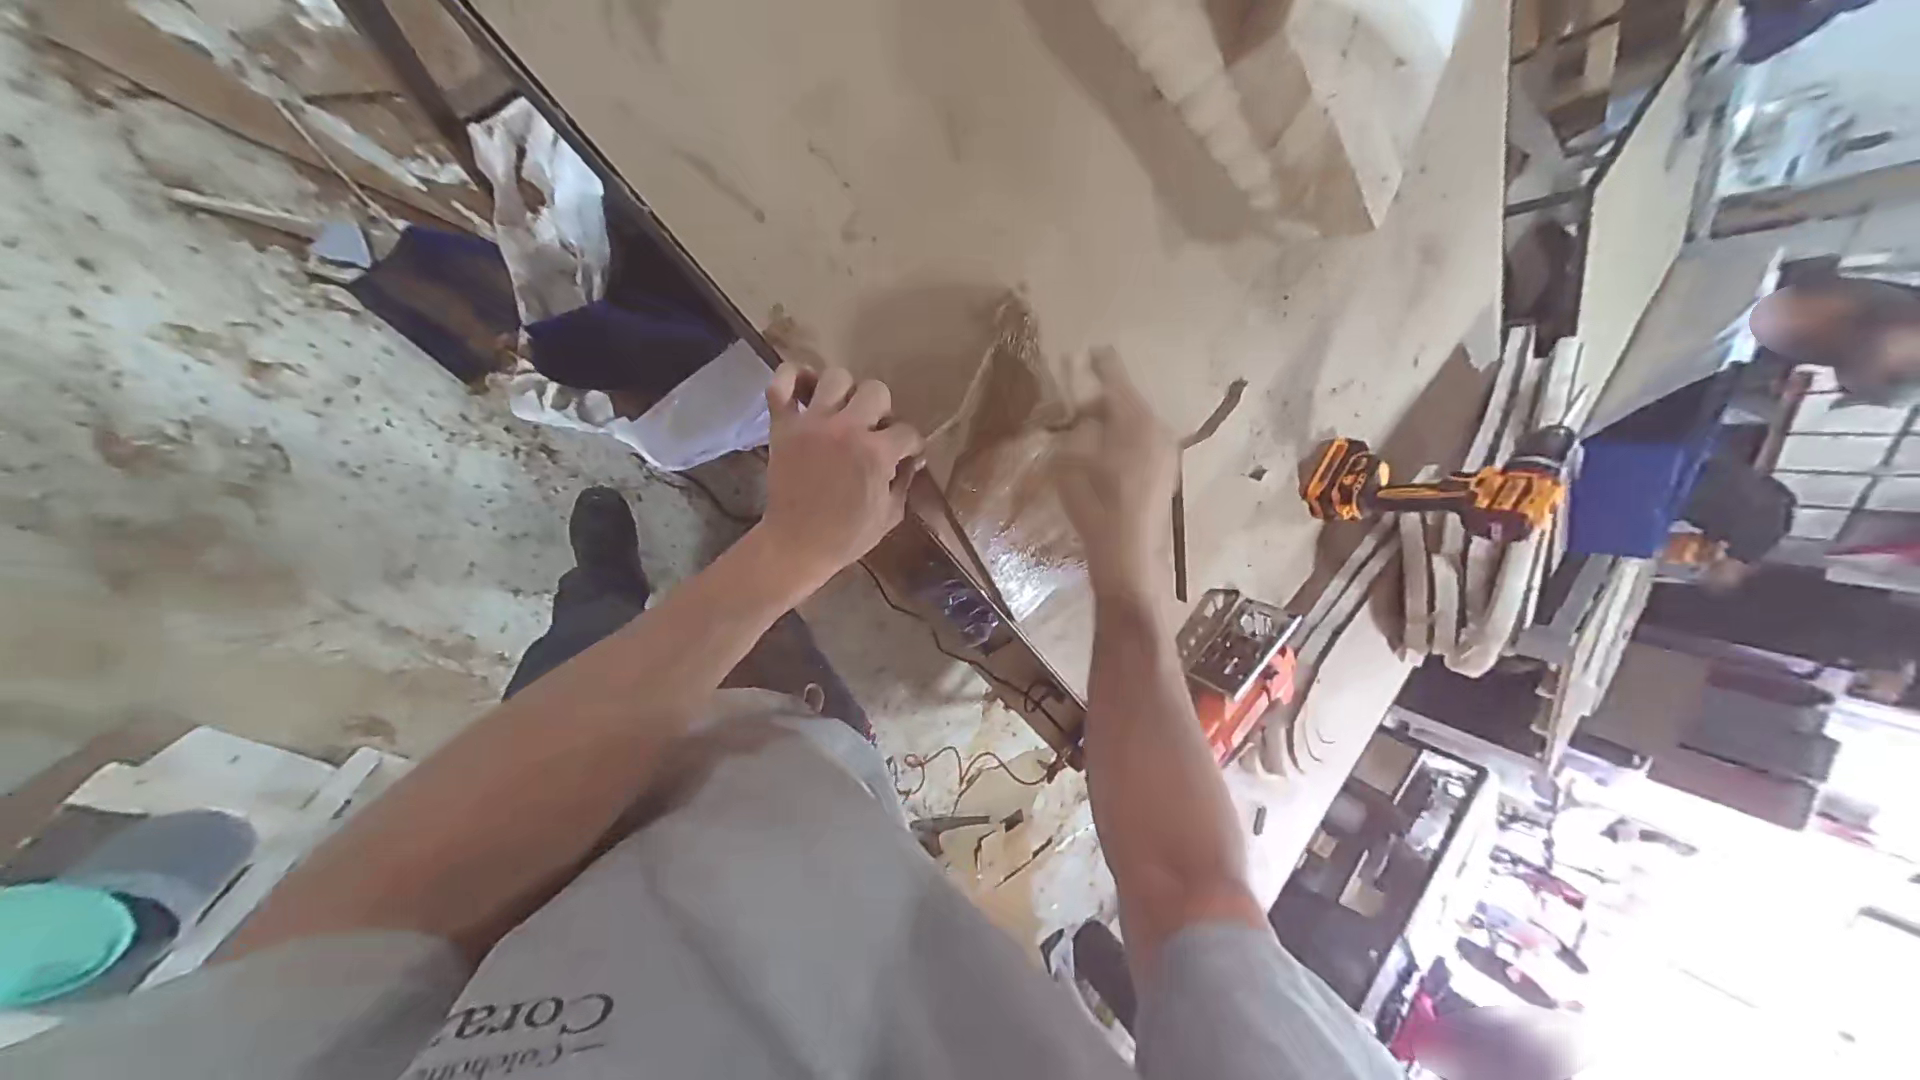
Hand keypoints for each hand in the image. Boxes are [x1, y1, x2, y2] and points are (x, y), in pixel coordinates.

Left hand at [758, 362, 924, 589]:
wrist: (796, 544)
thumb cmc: (847, 536)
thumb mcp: (890, 514)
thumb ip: (904, 481)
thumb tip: (912, 460)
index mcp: (876, 453)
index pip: (907, 431)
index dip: (911, 445)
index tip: (906, 455)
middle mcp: (847, 429)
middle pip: (875, 390)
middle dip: (881, 410)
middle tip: (873, 430)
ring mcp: (812, 423)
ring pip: (835, 377)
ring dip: (845, 392)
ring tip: (842, 411)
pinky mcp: (783, 425)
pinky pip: (781, 383)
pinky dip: (792, 378)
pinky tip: (806, 391)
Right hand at [1055, 347, 1178, 599]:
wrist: (1128, 552)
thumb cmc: (1095, 504)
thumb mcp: (1071, 460)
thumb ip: (1080, 429)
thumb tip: (1088, 416)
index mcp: (1134, 420)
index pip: (1116, 381)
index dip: (1102, 364)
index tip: (1093, 350)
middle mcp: (1158, 429)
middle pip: (1129, 403)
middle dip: (1104, 401)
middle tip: (1080, 405)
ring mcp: (1167, 452)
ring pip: (1138, 424)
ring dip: (1116, 422)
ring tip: (1092, 432)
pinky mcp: (1167, 473)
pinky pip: (1144, 443)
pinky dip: (1126, 440)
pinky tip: (1109, 456)